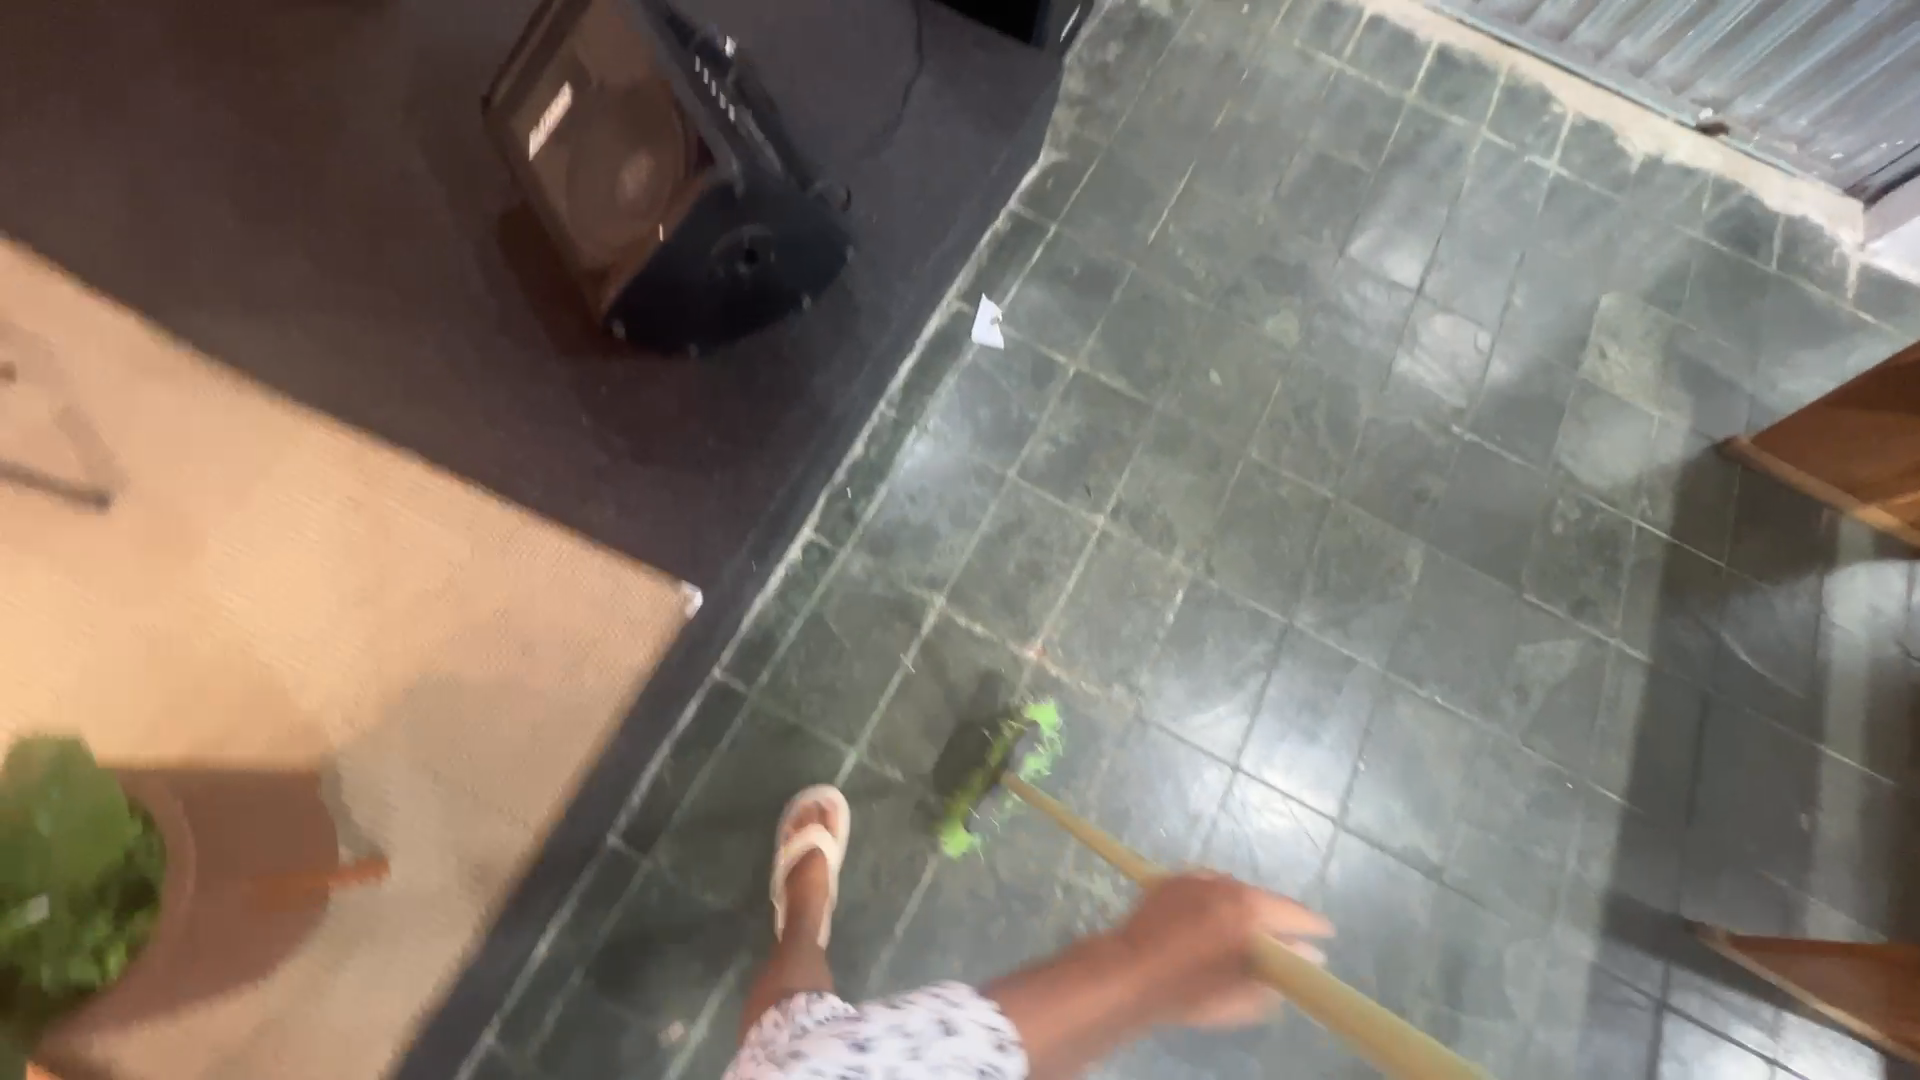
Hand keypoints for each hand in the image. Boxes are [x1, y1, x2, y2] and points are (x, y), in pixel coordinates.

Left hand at [1112, 872, 1332, 1028]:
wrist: (1129, 971)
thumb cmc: (1189, 990)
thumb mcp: (1244, 995)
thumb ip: (1280, 973)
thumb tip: (1306, 957)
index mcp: (1246, 909)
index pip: (1292, 911)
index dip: (1313, 924)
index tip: (1326, 934)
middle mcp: (1223, 884)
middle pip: (1262, 897)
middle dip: (1278, 916)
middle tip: (1290, 936)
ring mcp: (1194, 878)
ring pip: (1233, 889)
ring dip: (1247, 905)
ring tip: (1251, 927)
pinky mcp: (1171, 879)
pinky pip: (1206, 885)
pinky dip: (1218, 898)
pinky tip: (1217, 915)